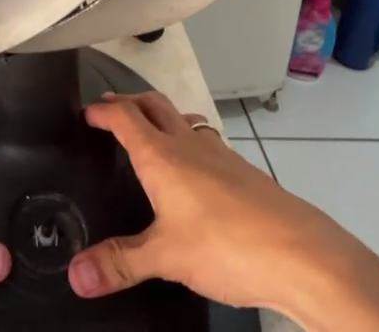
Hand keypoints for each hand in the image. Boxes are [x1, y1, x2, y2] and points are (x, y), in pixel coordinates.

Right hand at [66, 92, 378, 331]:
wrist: (302, 253)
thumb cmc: (226, 246)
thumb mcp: (165, 257)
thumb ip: (119, 264)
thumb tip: (75, 276)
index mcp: (162, 155)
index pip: (125, 116)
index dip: (103, 109)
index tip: (87, 111)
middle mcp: (189, 145)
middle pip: (155, 104)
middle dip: (130, 101)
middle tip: (112, 109)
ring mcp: (221, 155)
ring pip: (185, 120)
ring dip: (163, 118)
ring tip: (152, 133)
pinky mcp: (245, 172)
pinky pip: (208, 144)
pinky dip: (191, 144)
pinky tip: (196, 173)